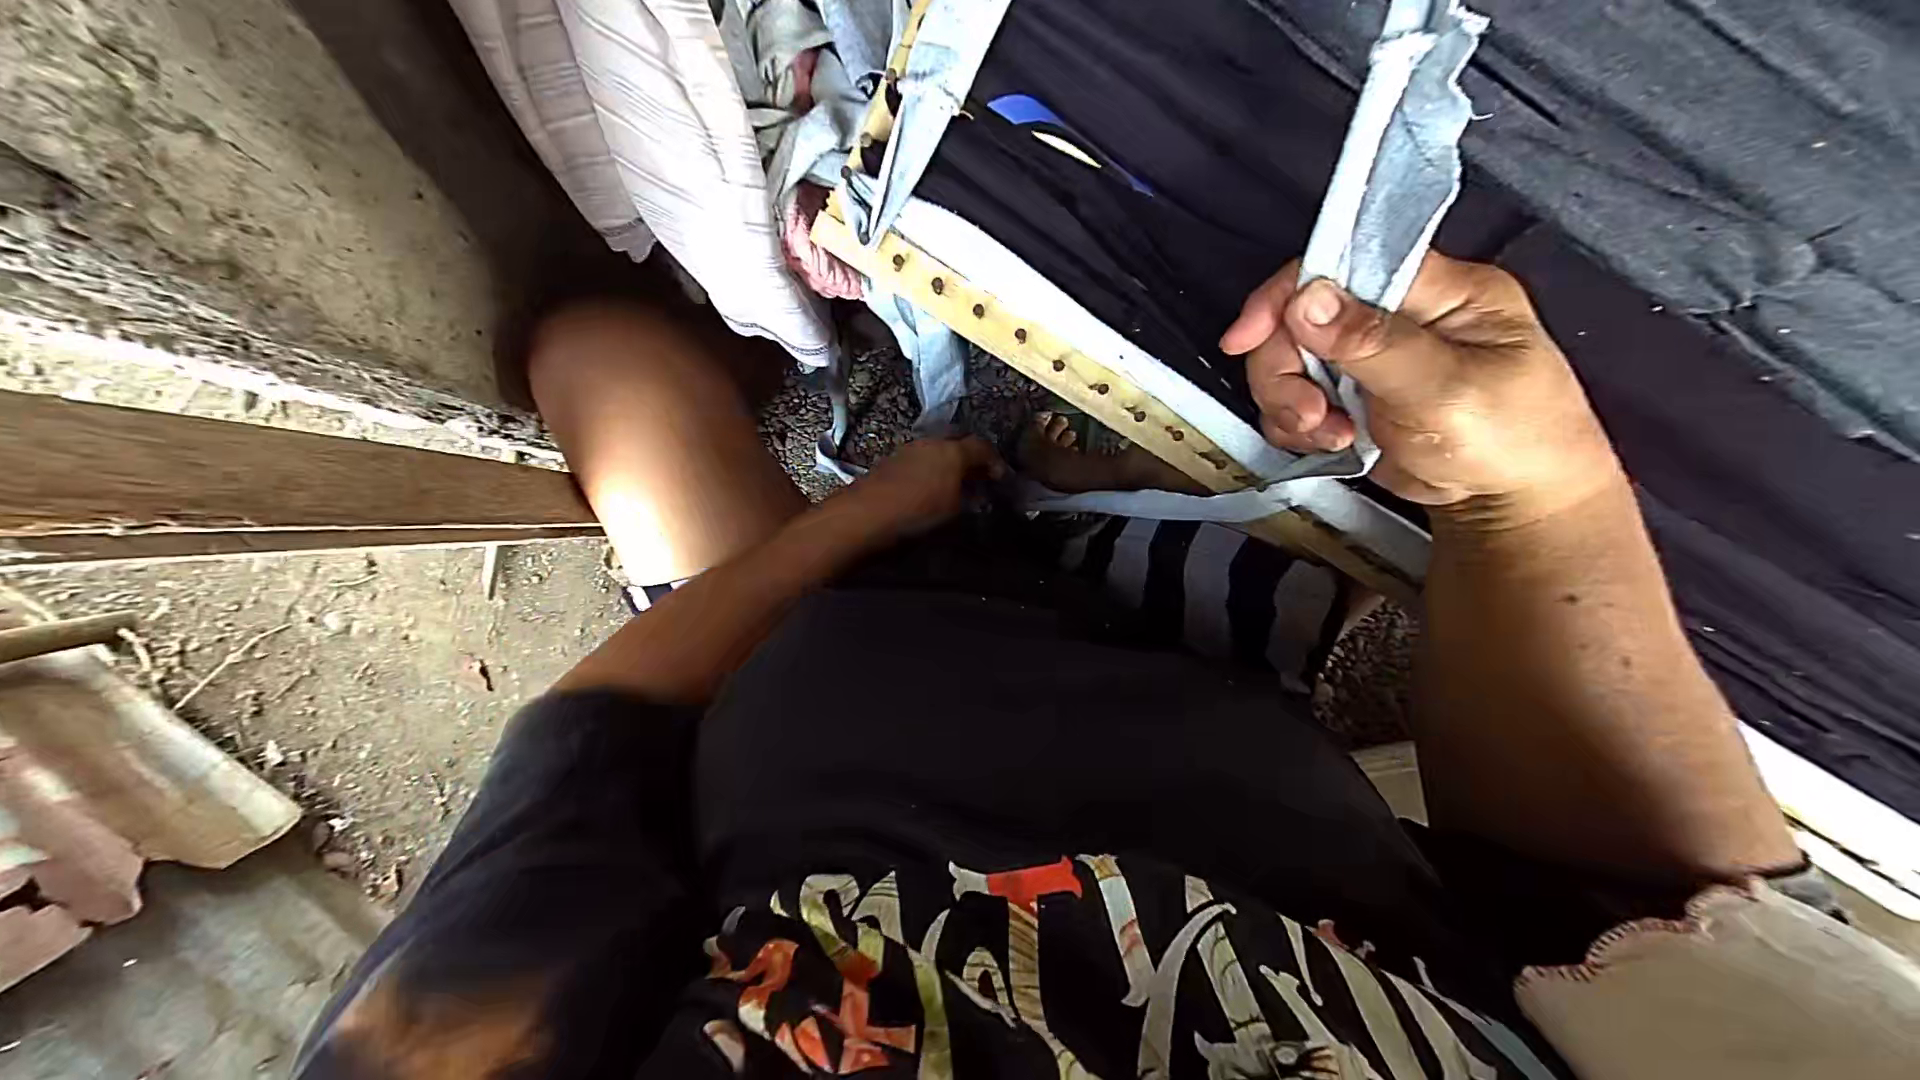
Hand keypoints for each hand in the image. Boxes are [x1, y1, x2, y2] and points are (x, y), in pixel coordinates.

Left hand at [829, 436, 1005, 541]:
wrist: (865, 514)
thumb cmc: (917, 513)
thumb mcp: (953, 512)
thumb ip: (968, 499)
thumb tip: (975, 494)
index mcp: (953, 451)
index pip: (983, 447)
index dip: (995, 462)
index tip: (1000, 477)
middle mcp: (931, 442)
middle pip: (958, 443)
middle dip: (970, 458)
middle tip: (978, 477)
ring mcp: (908, 449)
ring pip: (937, 450)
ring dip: (948, 463)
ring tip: (954, 485)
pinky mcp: (890, 461)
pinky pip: (920, 460)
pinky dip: (930, 469)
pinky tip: (928, 488)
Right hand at [1219, 252, 1622, 525]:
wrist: (1504, 502)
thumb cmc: (1508, 441)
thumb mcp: (1443, 389)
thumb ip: (1372, 343)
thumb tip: (1309, 299)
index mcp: (1436, 293)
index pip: (1343, 264)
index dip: (1286, 296)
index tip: (1246, 337)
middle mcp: (1395, 317)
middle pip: (1298, 320)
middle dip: (1285, 371)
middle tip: (1307, 413)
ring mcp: (1367, 359)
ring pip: (1287, 363)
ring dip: (1290, 404)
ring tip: (1329, 434)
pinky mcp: (1347, 396)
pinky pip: (1292, 399)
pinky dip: (1296, 425)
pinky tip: (1330, 441)